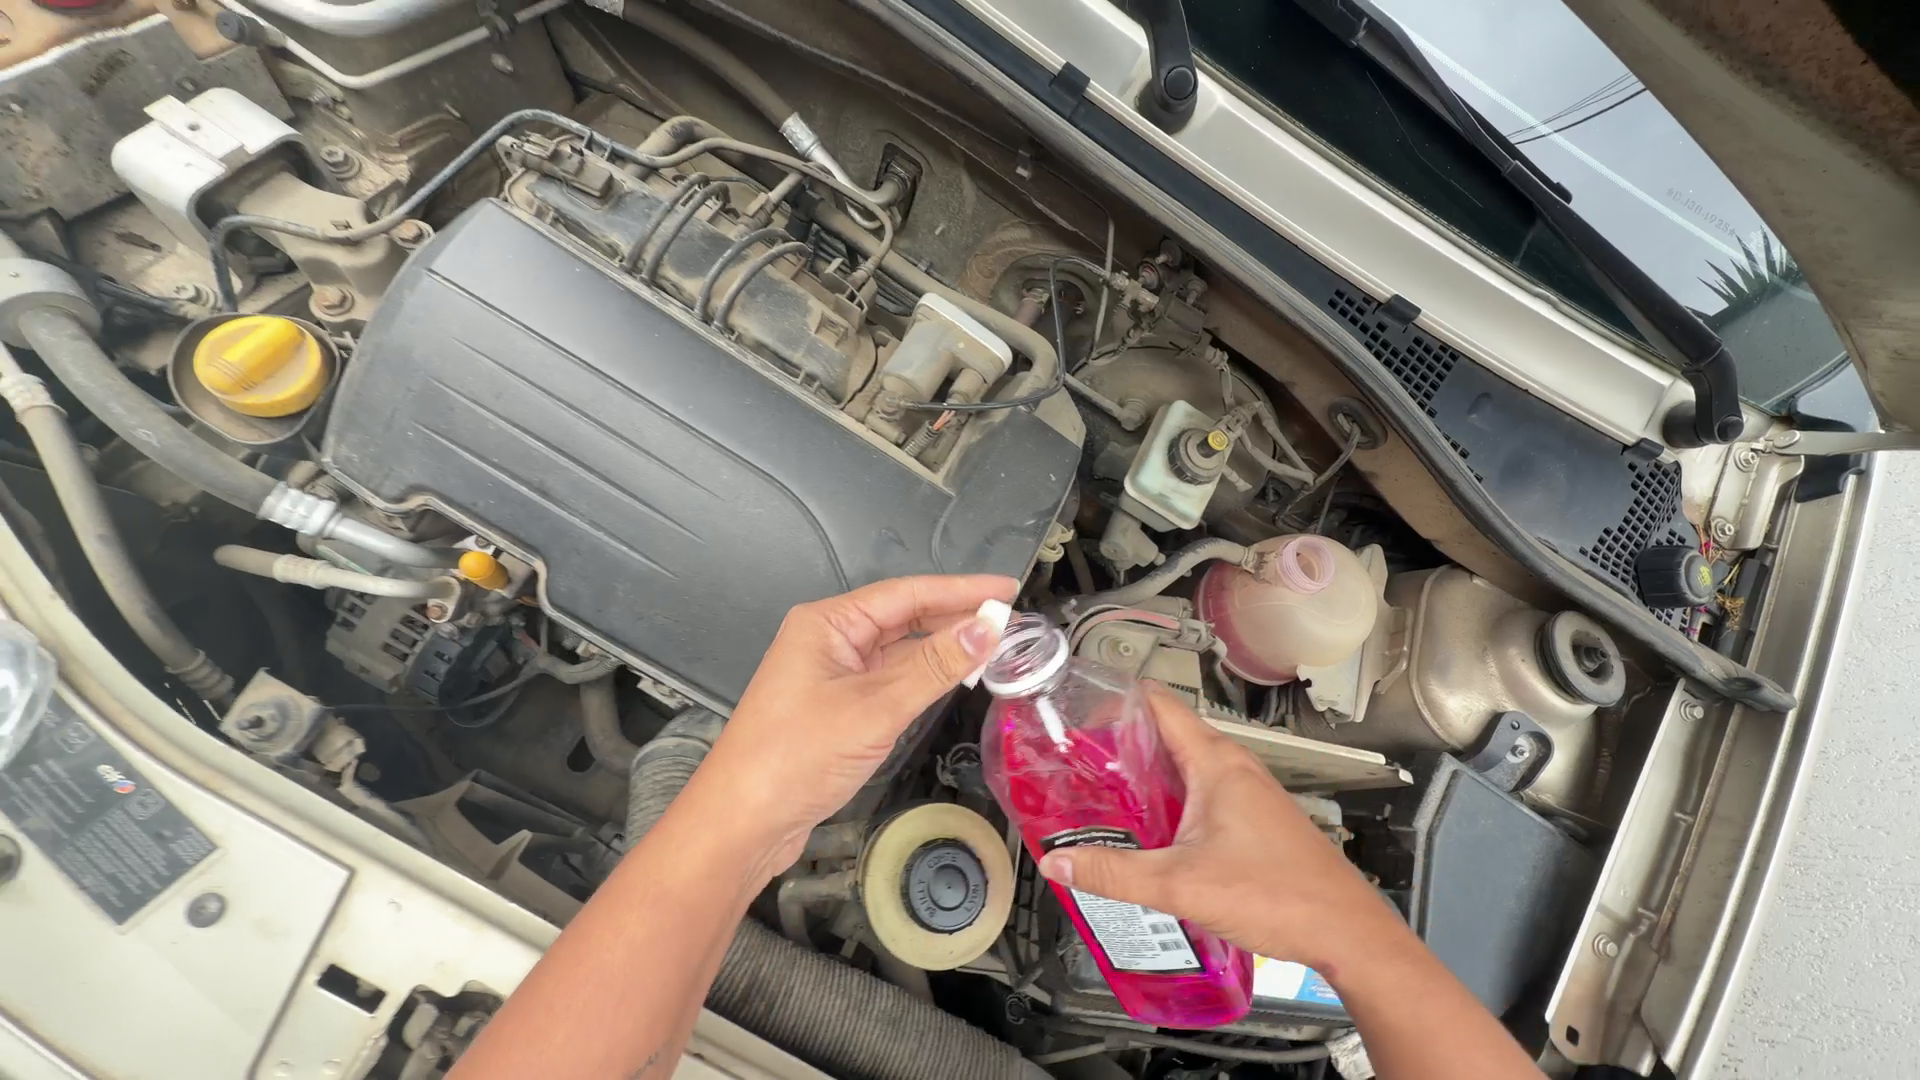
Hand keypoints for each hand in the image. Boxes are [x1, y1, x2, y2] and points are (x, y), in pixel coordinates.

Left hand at [682, 574, 1016, 880]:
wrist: (744, 823)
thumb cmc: (796, 757)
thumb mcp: (875, 708)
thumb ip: (935, 666)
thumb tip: (987, 627)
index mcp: (828, 622)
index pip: (906, 593)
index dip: (961, 590)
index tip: (1006, 590)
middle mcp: (830, 639)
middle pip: (904, 617)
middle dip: (955, 617)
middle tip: (1010, 621)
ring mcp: (833, 673)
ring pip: (899, 650)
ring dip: (942, 649)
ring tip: (993, 646)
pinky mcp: (839, 705)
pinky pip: (891, 678)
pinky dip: (924, 677)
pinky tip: (953, 678)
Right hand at [1035, 684, 1406, 975]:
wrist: (1348, 933)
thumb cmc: (1276, 895)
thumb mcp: (1180, 885)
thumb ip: (1114, 873)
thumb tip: (1058, 862)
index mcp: (1214, 761)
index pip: (1157, 702)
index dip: (1114, 702)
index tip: (1079, 720)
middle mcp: (1232, 765)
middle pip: (1165, 732)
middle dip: (1120, 744)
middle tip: (1081, 766)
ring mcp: (1246, 789)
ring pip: (1183, 764)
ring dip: (1145, 775)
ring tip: (1105, 797)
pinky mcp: (1253, 815)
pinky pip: (1201, 789)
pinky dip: (1170, 798)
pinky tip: (1150, 832)